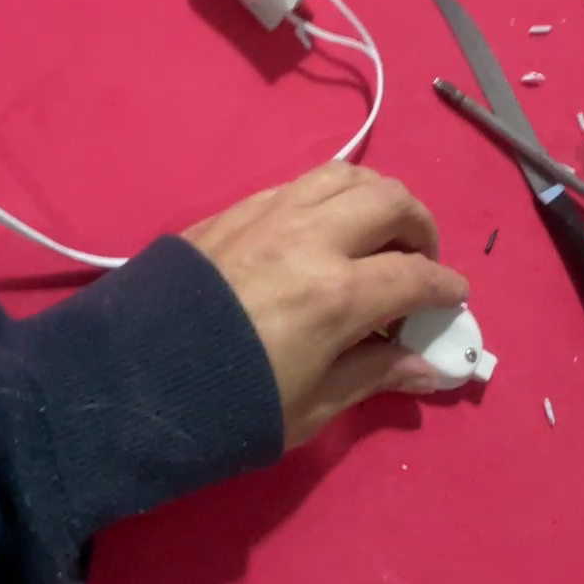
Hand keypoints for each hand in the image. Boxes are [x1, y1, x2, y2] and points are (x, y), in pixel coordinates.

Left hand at [184, 162, 469, 447]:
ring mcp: (270, 215)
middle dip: (422, 226)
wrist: (129, 380)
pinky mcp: (236, 210)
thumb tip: (428, 367)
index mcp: (337, 294)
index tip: (454, 298)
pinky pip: (300, 183)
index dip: (446, 287)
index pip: (416, 276)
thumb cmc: (225, 405)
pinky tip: (324, 227)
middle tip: (422, 259)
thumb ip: (374, 376)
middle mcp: (310, 238)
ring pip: (345, 175)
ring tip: (379, 231)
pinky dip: (330, 196)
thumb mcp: (309, 408)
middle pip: (390, 201)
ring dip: (378, 197)